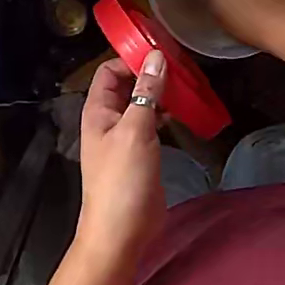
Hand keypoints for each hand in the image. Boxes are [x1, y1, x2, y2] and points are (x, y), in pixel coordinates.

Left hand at [76, 49, 167, 264]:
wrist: (121, 231)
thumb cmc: (122, 179)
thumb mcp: (135, 129)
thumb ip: (146, 92)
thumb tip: (157, 56)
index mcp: (97, 110)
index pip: (109, 71)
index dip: (131, 59)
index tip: (162, 53)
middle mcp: (108, 120)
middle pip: (127, 85)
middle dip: (150, 74)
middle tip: (181, 67)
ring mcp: (124, 137)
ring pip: (141, 104)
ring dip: (159, 94)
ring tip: (186, 86)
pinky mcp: (140, 153)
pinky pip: (151, 123)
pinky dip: (164, 114)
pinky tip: (181, 112)